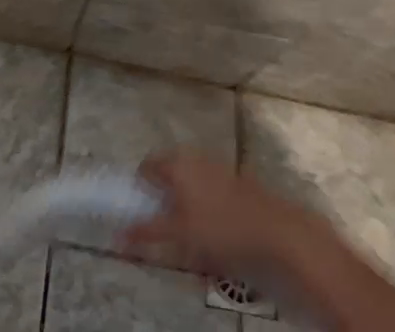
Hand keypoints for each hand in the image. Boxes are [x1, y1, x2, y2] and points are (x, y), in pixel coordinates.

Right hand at [117, 151, 311, 276]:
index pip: (146, 167)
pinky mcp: (239, 182)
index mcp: (177, 162)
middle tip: (167, 230)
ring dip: (186, 208)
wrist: (278, 232)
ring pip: (192, 186)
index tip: (141, 214)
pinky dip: (206, 210)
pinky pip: (211, 194)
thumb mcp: (178, 234)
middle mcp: (196, 157)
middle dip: (164, 202)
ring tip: (192, 238)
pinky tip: (216, 235)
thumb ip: (145, 232)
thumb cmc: (220, 228)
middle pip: (169, 175)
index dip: (139, 190)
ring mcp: (220, 167)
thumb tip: (116, 235)